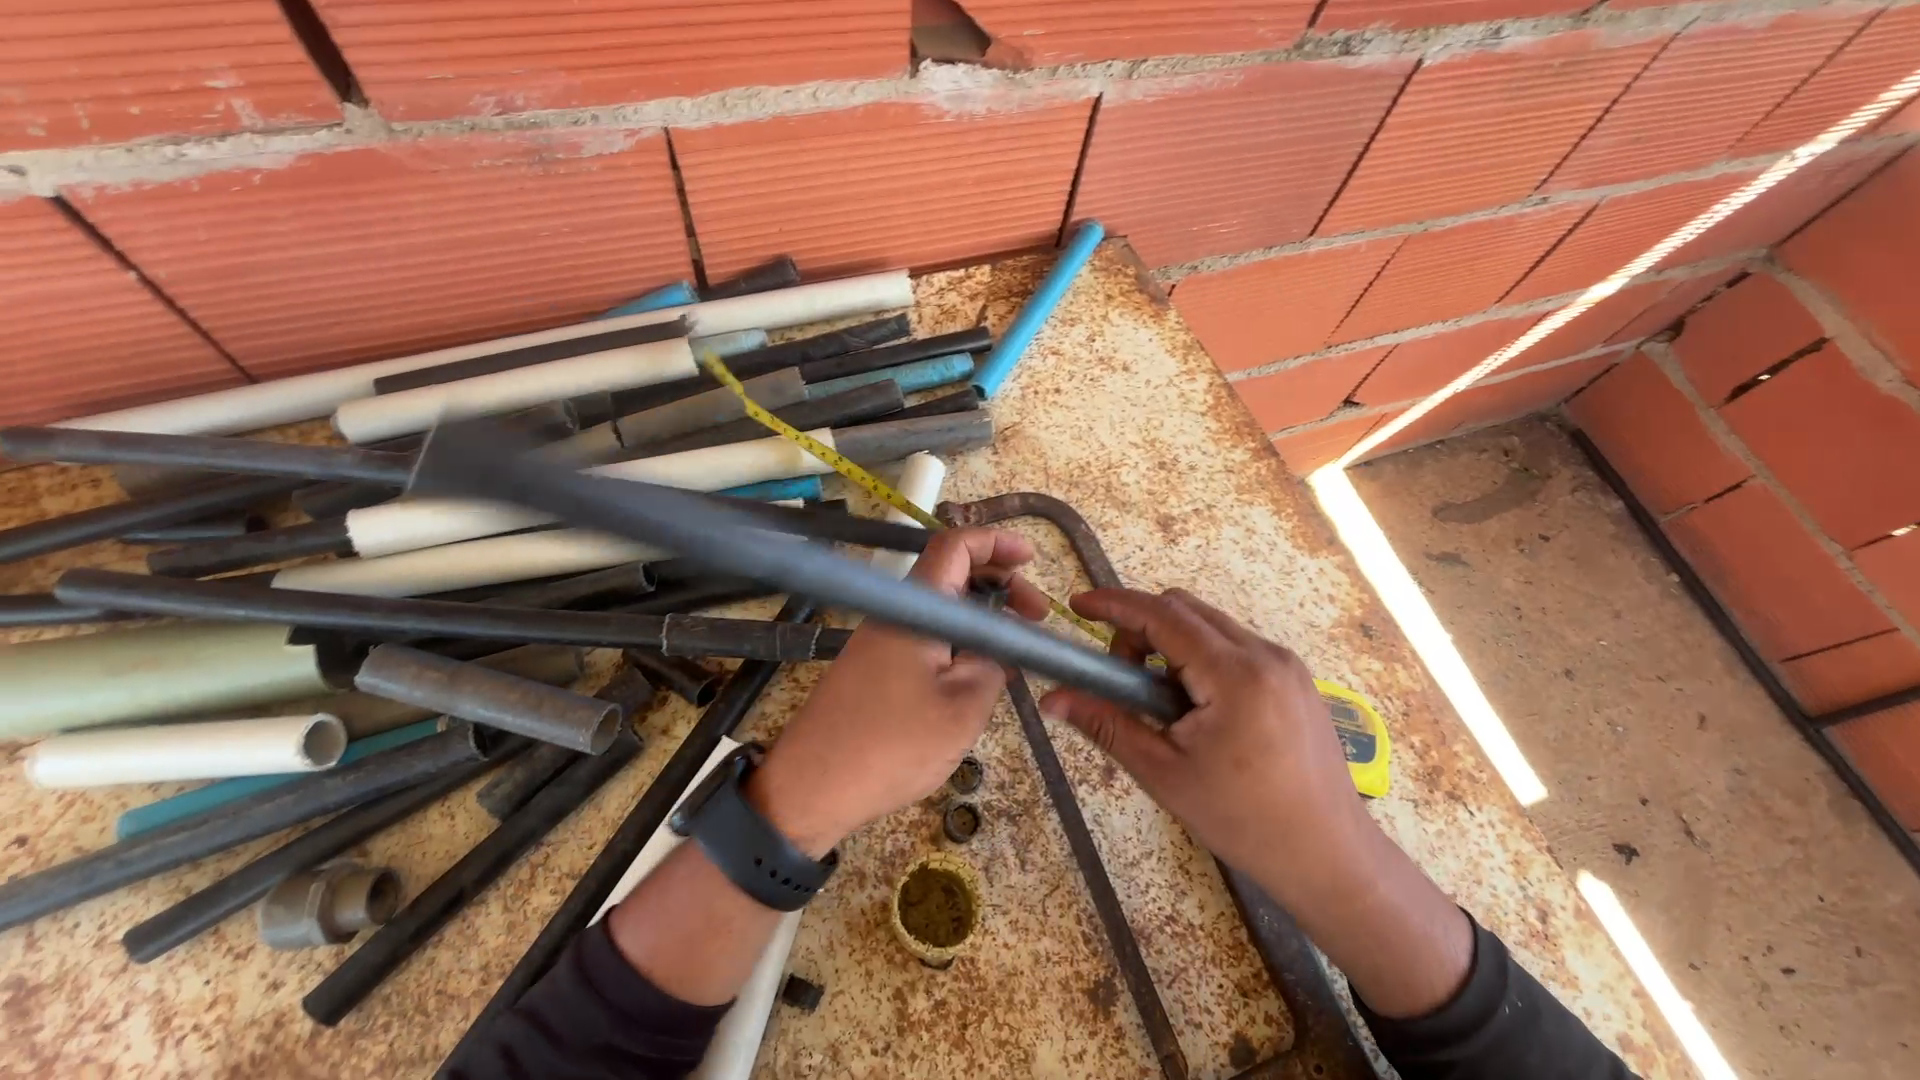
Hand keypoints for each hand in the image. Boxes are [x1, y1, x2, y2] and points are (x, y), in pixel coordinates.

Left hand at [748, 528, 1047, 854]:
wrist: (813, 787)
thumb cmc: (893, 745)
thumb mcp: (964, 705)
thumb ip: (992, 662)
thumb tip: (999, 645)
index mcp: (916, 607)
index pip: (955, 546)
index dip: (997, 542)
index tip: (1031, 558)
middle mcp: (894, 613)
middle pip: (951, 575)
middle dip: (999, 586)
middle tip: (1036, 616)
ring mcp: (879, 641)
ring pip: (940, 611)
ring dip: (981, 620)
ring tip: (1015, 652)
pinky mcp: (872, 669)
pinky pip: (925, 639)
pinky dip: (958, 644)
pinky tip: (978, 675)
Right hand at [1040, 587, 1473, 1017]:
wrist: (1329, 856)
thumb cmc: (1242, 820)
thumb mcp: (1163, 773)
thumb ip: (1106, 724)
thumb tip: (1051, 699)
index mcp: (1234, 674)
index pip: (1162, 615)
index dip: (1114, 604)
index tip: (1077, 605)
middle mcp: (1266, 654)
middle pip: (1186, 609)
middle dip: (1140, 626)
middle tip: (1119, 674)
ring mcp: (1287, 664)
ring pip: (1211, 625)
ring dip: (1171, 642)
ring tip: (1157, 699)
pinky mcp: (1296, 679)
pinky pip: (1236, 645)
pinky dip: (1201, 656)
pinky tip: (1194, 707)